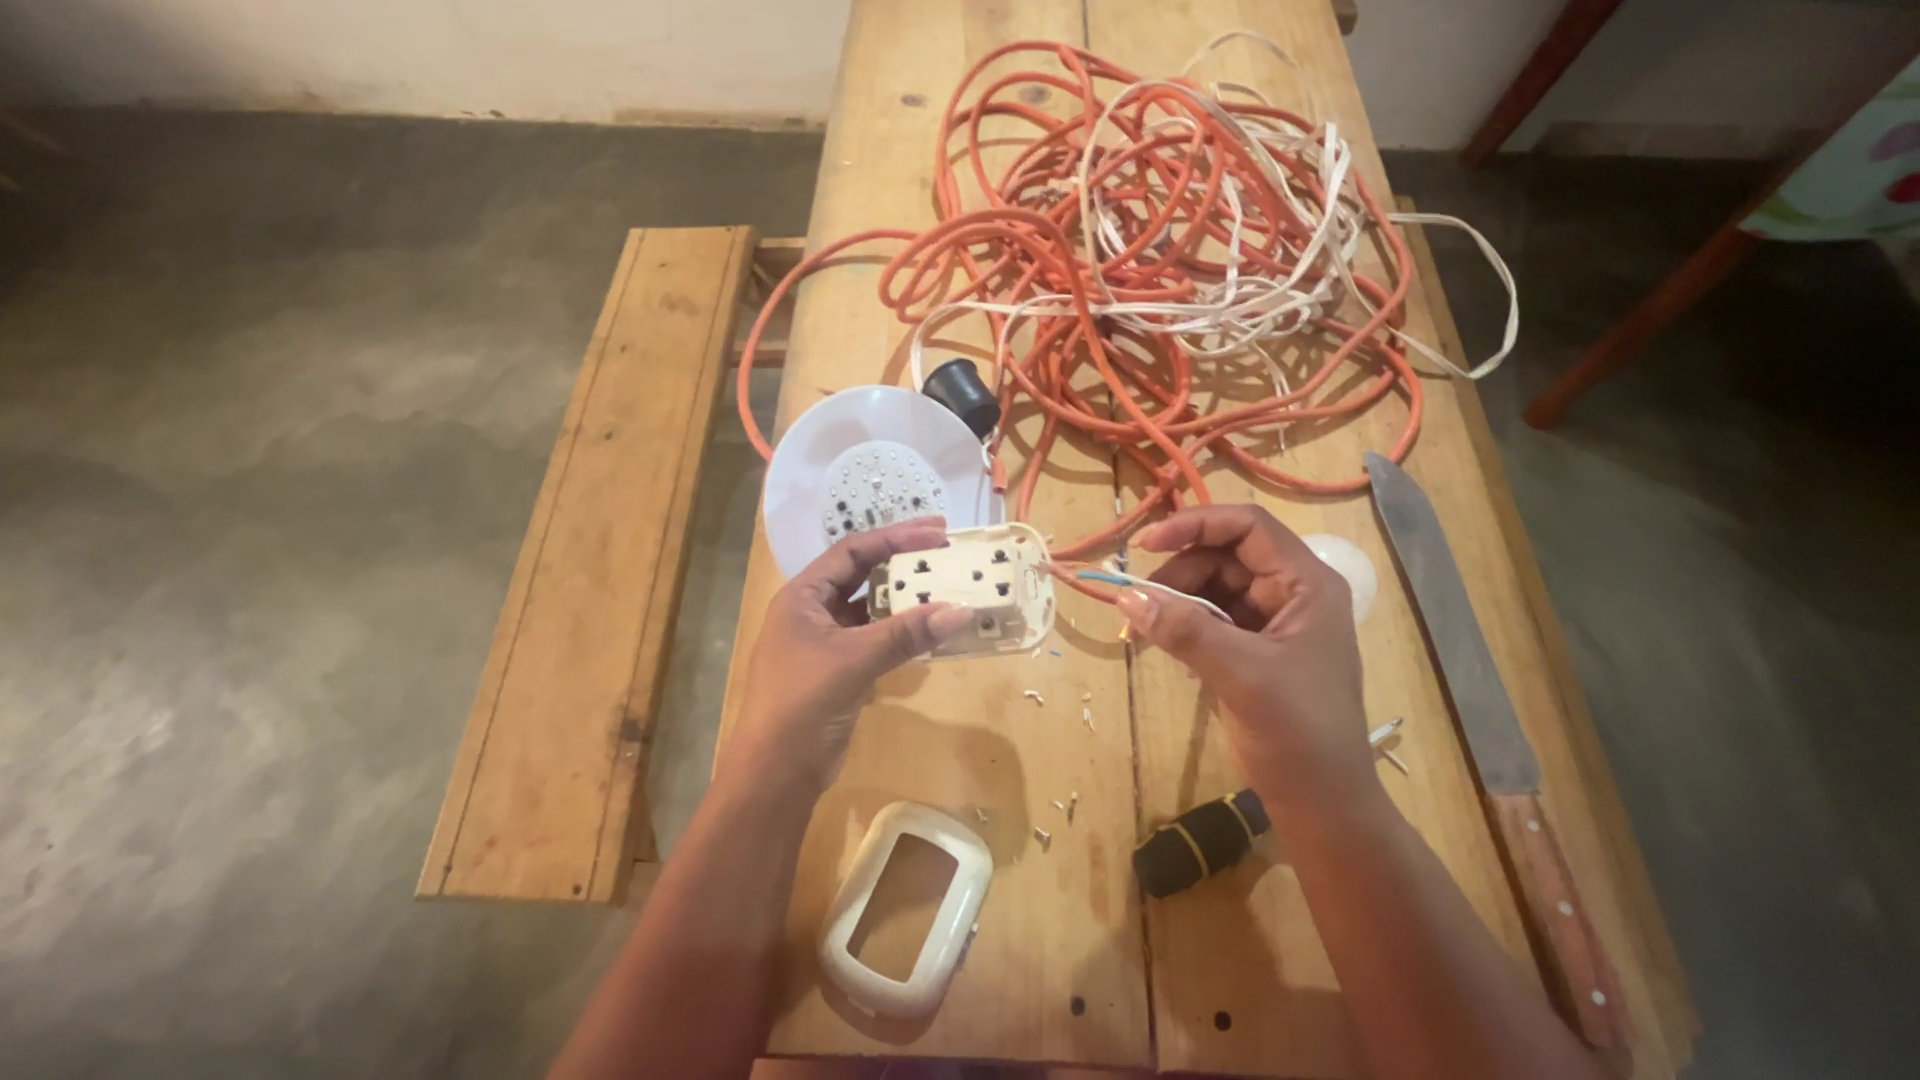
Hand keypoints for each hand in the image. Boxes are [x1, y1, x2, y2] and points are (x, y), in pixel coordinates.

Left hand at [724, 517, 974, 797]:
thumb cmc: (802, 703)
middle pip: (862, 575)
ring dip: (905, 599)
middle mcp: (811, 612)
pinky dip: (902, 633)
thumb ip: (906, 633)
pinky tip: (931, 630)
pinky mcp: (839, 671)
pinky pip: (876, 639)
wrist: (775, 772)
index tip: (938, 530)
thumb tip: (961, 609)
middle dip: (903, 562)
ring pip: (871, 609)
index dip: (895, 537)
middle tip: (948, 552)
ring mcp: (825, 643)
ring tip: (946, 586)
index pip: (852, 551)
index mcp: (802, 596)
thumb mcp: (854, 661)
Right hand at [1115, 504, 1377, 812]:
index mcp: (1306, 584)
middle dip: (1180, 571)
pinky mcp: (1252, 650)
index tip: (1146, 545)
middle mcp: (1290, 594)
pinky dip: (1183, 625)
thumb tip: (1127, 598)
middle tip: (1141, 602)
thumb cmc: (1298, 731)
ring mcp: (1271, 623)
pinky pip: (1210, 619)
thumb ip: (1185, 631)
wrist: (1321, 800)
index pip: (1248, 527)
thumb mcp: (1241, 675)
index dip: (1196, 525)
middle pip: (1225, 555)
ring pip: (1212, 587)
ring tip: (1146, 628)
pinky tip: (1163, 645)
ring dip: (1176, 600)